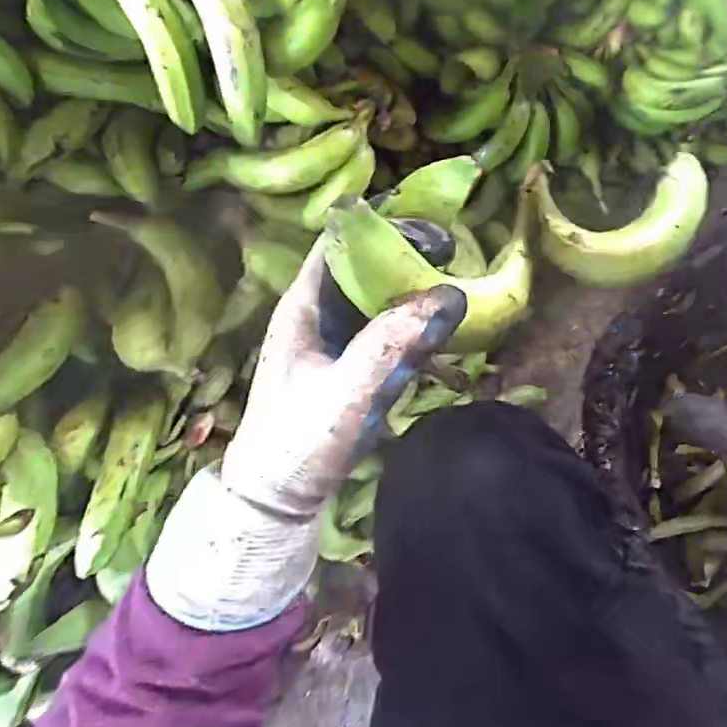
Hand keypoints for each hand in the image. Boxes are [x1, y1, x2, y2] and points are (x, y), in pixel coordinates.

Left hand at [219, 235, 466, 519]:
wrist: (275, 500)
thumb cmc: (298, 442)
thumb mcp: (346, 393)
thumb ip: (392, 345)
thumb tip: (448, 294)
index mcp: (302, 306)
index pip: (338, 243)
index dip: (380, 227)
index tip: (429, 230)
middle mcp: (317, 311)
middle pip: (361, 262)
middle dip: (403, 252)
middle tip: (450, 254)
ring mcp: (333, 336)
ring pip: (374, 292)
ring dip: (409, 283)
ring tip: (451, 279)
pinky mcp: (348, 359)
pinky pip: (382, 323)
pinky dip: (409, 317)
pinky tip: (437, 322)